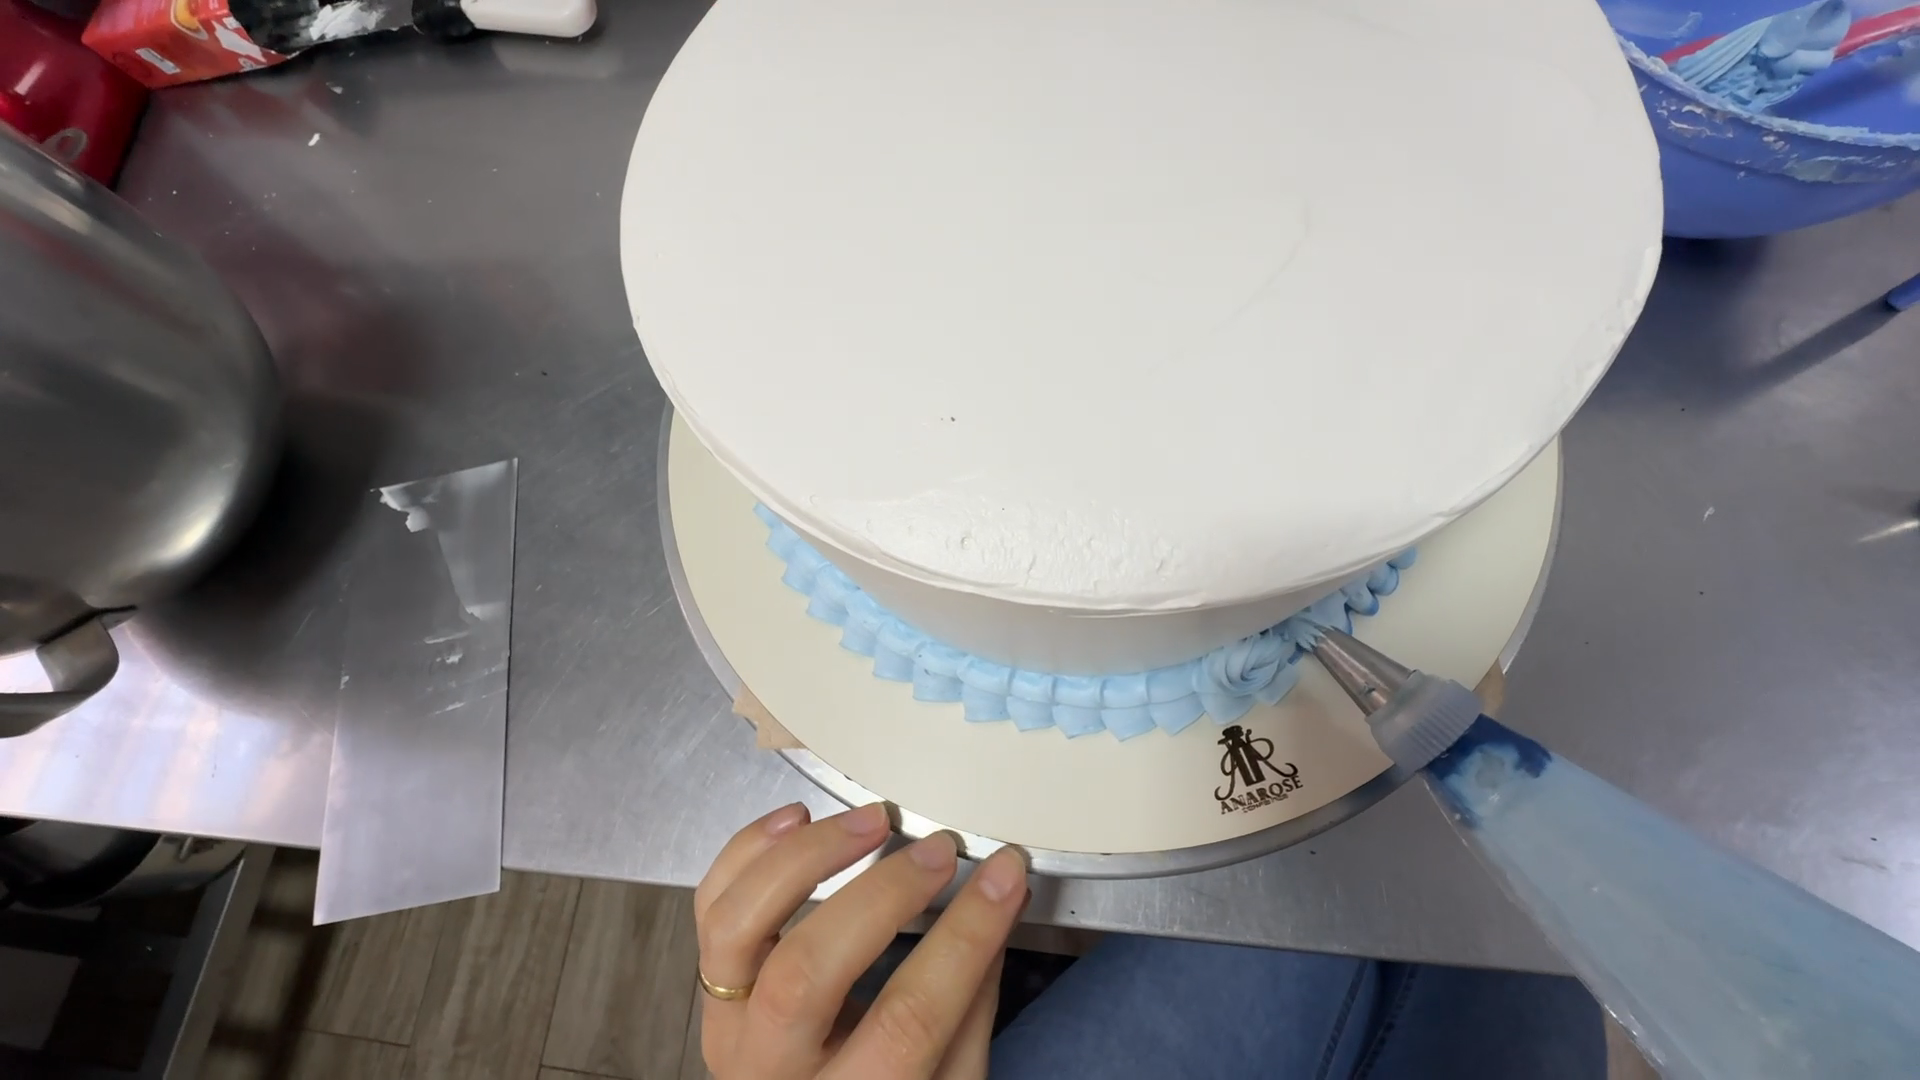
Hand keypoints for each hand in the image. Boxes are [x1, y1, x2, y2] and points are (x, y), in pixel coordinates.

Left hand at [694, 802, 1029, 1078]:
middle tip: (938, 850)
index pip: (909, 1018)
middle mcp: (771, 1072)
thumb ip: (973, 1001)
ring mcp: (728, 1027)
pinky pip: (711, 908)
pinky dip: (748, 849)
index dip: (965, 935)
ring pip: (740, 931)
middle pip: (808, 971)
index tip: (1004, 871)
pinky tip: (798, 818)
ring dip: (808, 858)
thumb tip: (998, 897)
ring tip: (872, 820)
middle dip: (882, 894)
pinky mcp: (712, 986)